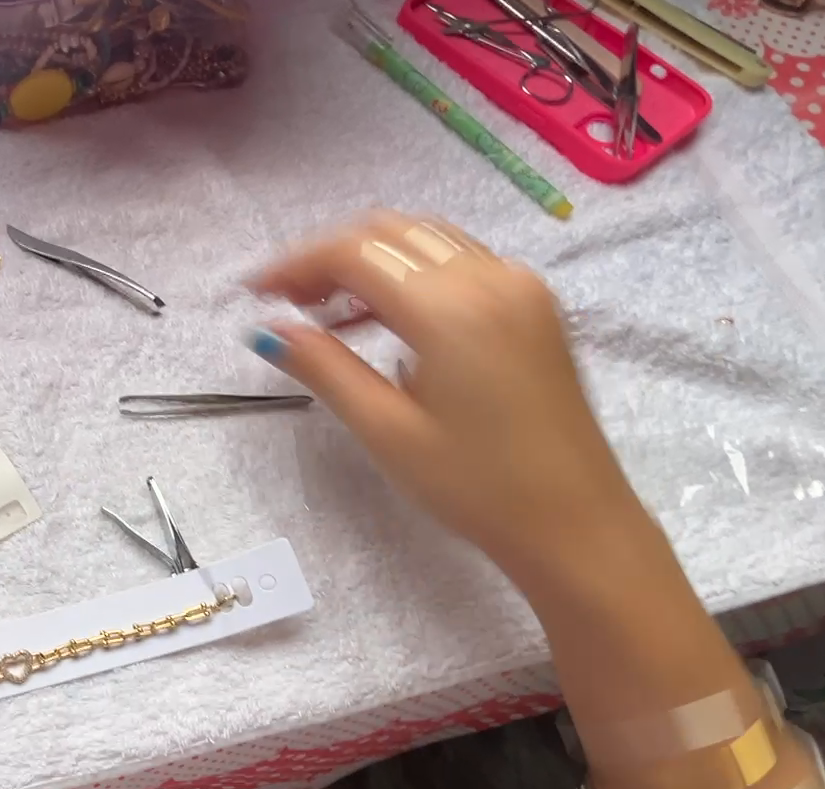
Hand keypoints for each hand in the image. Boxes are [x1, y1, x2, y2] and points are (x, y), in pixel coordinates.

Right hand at [248, 211, 661, 596]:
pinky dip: (404, 273)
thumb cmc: (470, 483)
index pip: (356, 253)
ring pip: (425, 240)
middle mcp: (490, 278)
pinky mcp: (530, 306)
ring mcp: (518, 287)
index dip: (295, 264)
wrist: (572, 520)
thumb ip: (324, 368)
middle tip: (283, 300)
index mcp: (450, 308)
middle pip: (391, 233)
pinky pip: (455, 262)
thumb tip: (269, 331)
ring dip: (366, 260)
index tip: (252, 291)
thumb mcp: (383, 428)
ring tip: (319, 308)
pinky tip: (375, 315)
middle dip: (327, 256)